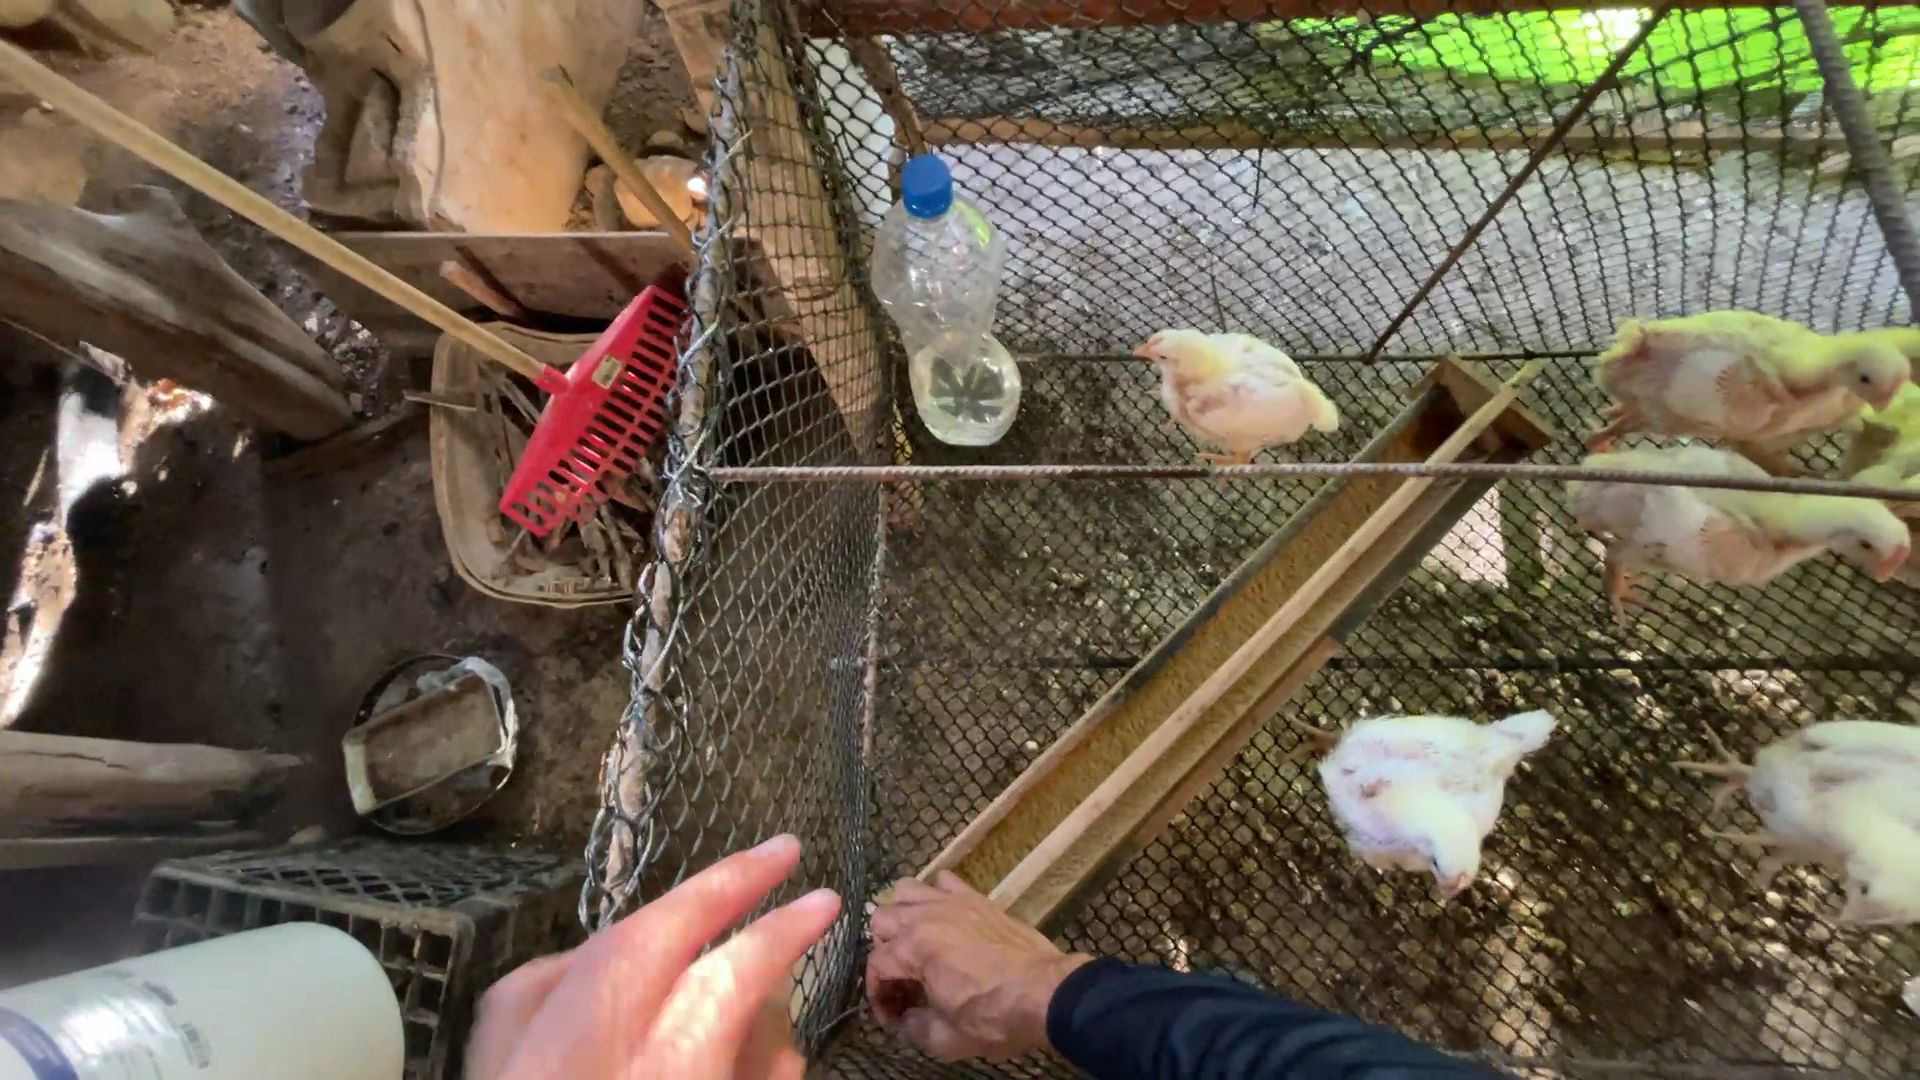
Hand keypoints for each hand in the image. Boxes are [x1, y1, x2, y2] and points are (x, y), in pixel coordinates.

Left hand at [467, 834, 839, 1078]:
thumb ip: (747, 1075)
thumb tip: (774, 1034)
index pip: (720, 990)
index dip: (780, 935)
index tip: (826, 902)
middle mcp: (564, 1077)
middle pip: (641, 945)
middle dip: (719, 886)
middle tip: (782, 851)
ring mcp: (504, 1079)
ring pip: (574, 961)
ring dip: (654, 919)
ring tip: (711, 901)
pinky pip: (515, 1003)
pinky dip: (571, 966)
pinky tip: (604, 967)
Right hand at [864, 871, 1091, 1060]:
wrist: (1043, 992)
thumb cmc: (994, 1016)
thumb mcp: (947, 1039)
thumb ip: (915, 1028)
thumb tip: (906, 1019)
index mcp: (915, 948)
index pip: (876, 964)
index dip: (877, 995)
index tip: (893, 1017)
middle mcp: (927, 915)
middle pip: (882, 919)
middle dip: (883, 951)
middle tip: (902, 980)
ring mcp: (952, 901)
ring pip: (906, 889)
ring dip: (902, 915)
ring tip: (916, 944)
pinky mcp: (975, 897)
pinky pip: (943, 880)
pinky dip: (935, 894)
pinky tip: (943, 920)